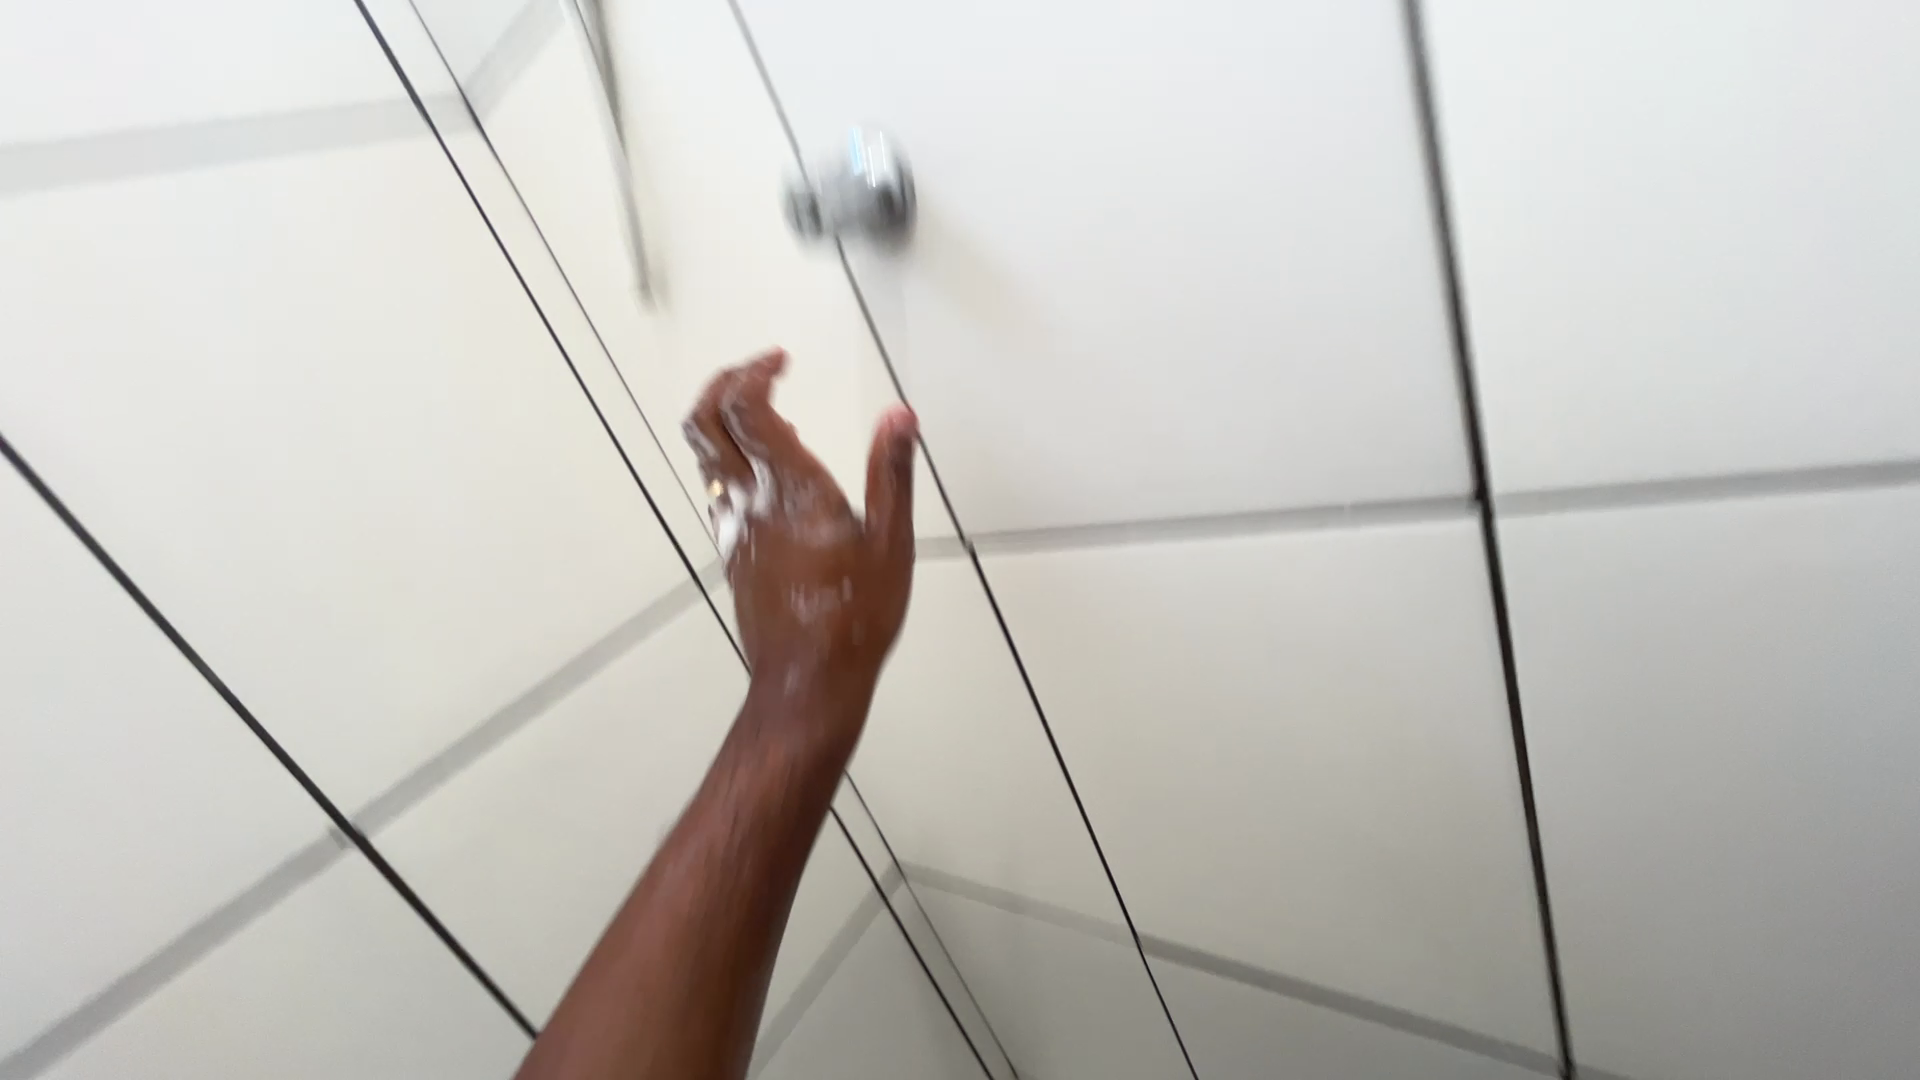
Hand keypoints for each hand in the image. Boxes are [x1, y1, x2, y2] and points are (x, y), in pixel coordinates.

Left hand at [683, 350, 917, 717]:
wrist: (808, 679)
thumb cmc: (854, 616)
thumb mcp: (892, 542)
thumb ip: (892, 473)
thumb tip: (899, 415)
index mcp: (791, 490)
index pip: (746, 408)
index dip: (755, 372)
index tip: (780, 360)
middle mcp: (750, 502)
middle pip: (702, 422)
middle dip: (722, 383)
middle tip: (757, 371)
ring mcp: (735, 529)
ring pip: (702, 456)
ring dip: (718, 419)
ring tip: (761, 410)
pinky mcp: (733, 553)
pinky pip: (715, 489)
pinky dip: (726, 459)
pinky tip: (760, 473)